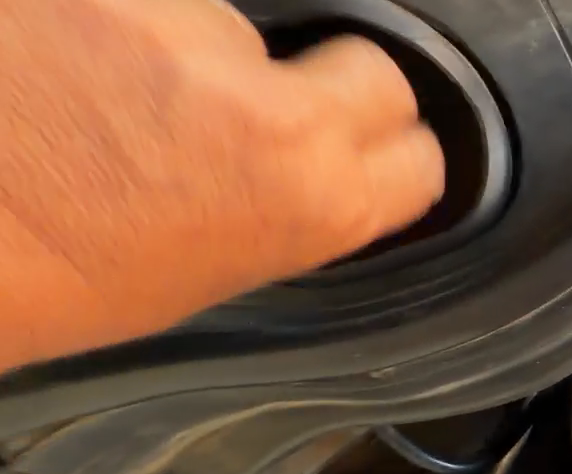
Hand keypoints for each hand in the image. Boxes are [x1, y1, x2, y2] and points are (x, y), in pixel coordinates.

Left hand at [0, 0, 444, 367]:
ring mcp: (184, 38)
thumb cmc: (71, 273)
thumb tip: (322, 164)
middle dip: (338, 80)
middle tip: (277, 98)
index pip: (423, 157)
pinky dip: (112, 21)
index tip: (373, 143)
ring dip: (190, 43)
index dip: (396, 148)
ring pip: (233, 21)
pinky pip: (146, 5)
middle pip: (376, 71)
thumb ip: (303, 201)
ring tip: (120, 82)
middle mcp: (282, 120)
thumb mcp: (240, 263)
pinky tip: (75, 54)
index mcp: (328, 204)